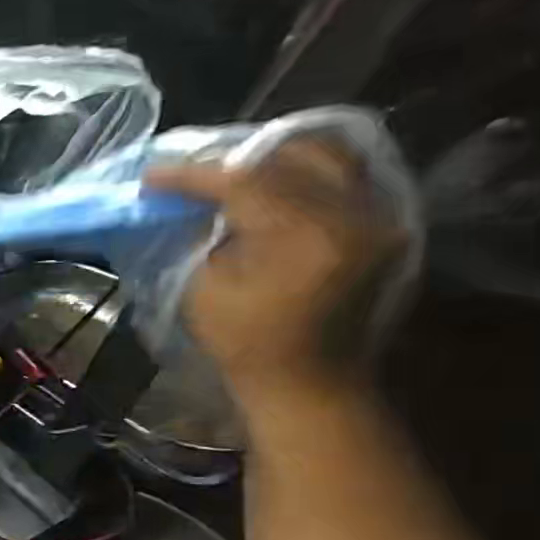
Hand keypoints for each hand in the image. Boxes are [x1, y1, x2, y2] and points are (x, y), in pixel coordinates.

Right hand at [147, 138, 404, 406]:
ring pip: (328, 155)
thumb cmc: (246, 346)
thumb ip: (202, 237)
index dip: (192, 175)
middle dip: (234, 159)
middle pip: (289, 155)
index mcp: (301, 238)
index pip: (241, 181)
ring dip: (276, 157)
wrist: (311, 383)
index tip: (152, 176)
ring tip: (238, 170)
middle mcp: (350, 216)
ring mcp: (378, 219)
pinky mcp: (387, 226)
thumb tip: (193, 204)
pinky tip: (278, 182)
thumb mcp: (203, 292)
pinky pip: (350, 176)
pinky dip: (309, 171)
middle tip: (196, 172)